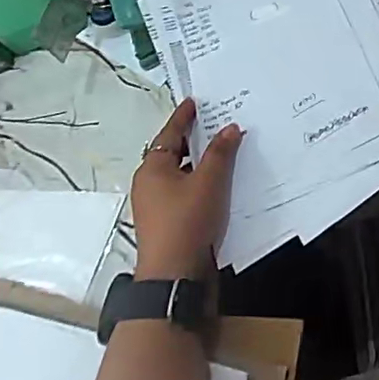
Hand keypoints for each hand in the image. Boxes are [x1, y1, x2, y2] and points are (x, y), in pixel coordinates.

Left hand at [130, 99, 242, 279]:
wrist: (176, 277)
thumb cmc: (187, 222)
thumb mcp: (209, 182)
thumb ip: (220, 152)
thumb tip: (229, 128)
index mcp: (152, 168)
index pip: (169, 133)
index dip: (183, 117)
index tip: (194, 102)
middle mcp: (150, 184)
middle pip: (173, 153)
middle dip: (194, 140)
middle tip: (215, 123)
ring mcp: (157, 206)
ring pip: (180, 175)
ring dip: (200, 163)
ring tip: (225, 151)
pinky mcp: (168, 223)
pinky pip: (185, 193)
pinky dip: (201, 183)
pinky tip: (221, 184)